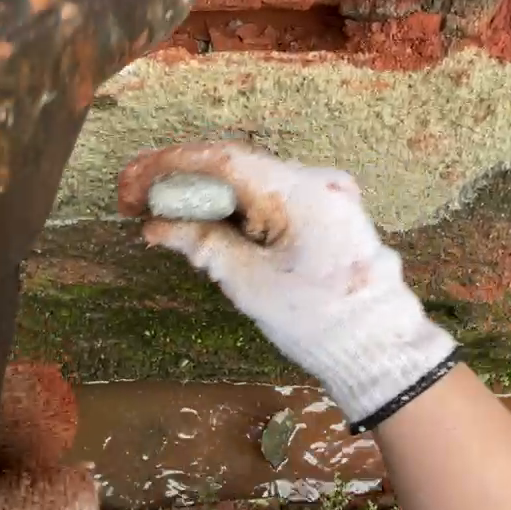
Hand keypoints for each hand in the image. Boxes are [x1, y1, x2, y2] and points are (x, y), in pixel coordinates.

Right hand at [119, 143, 457, 429]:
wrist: (378, 349)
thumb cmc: (319, 321)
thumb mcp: (250, 283)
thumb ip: (202, 244)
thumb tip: (156, 227)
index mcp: (301, 191)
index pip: (223, 160)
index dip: (169, 165)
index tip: (132, 179)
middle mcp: (316, 182)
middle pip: (233, 167)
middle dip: (179, 179)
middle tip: (132, 195)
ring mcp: (322, 197)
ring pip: (247, 184)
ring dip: (201, 195)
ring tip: (155, 209)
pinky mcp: (322, 216)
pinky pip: (266, 201)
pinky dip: (229, 209)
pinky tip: (197, 220)